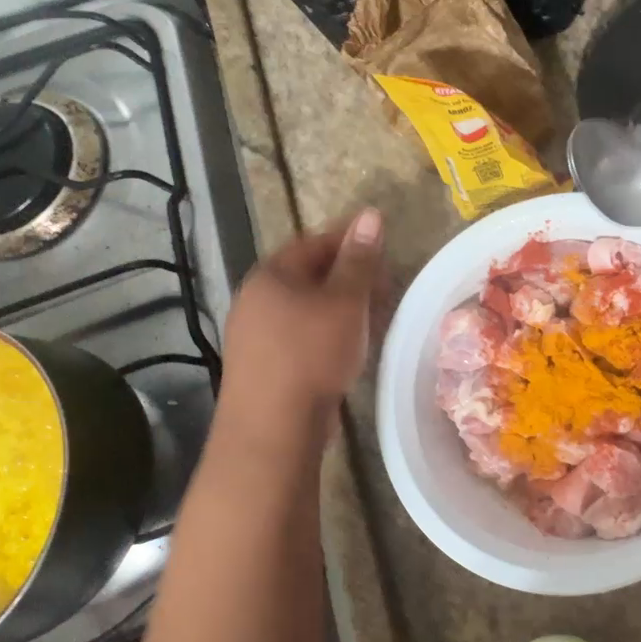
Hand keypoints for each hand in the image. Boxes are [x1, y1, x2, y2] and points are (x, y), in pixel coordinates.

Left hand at [223, 209, 389, 414]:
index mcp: (271, 275)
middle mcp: (255, 299)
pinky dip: (328, 329)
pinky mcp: (263, 364)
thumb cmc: (312, 353)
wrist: (274, 425)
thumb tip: (371, 215)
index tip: (385, 244)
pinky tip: (349, 344)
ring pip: (305, 306)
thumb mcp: (346, 301)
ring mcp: (254, 334)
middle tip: (386, 283)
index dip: (351, 239)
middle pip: (308, 274)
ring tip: (375, 314)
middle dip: (348, 274)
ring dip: (341, 305)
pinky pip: (300, 333)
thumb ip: (360, 260)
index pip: (314, 242)